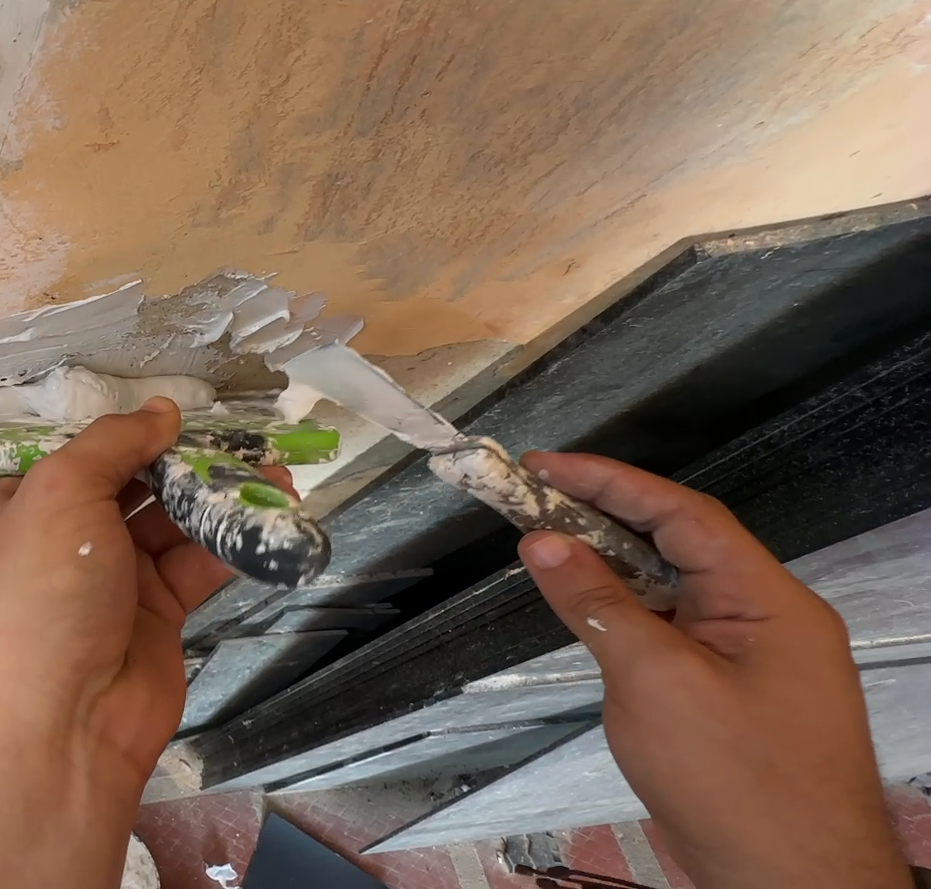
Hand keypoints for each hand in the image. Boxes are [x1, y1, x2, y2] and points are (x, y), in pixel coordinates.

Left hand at [0, 398, 243, 888]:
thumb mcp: (61, 492)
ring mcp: (114, 573)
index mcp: (27, 498)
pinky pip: (198, 562)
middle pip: (134, 478)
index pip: (80, 448)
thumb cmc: (43, 589)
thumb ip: (112, 443)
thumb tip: (160, 409)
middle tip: (243, 437)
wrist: (58, 725)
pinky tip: (272, 517)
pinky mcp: (158, 610)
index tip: (180, 407)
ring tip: (275, 470)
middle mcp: (68, 532)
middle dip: (185, 457)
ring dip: (219, 494)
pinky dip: (233, 540)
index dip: (128, 425)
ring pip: (173, 517)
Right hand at [517, 452, 910, 888]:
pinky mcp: (714, 680)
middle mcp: (759, 615)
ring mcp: (739, 650)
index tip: (538, 466)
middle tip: (526, 493)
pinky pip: (657, 616)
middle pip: (672, 540)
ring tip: (537, 534)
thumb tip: (539, 541)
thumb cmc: (731, 775)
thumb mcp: (652, 677)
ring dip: (599, 554)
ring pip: (661, 578)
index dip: (607, 480)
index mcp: (767, 602)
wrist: (786, 885)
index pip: (681, 515)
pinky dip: (609, 596)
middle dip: (597, 510)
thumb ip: (594, 600)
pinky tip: (572, 594)